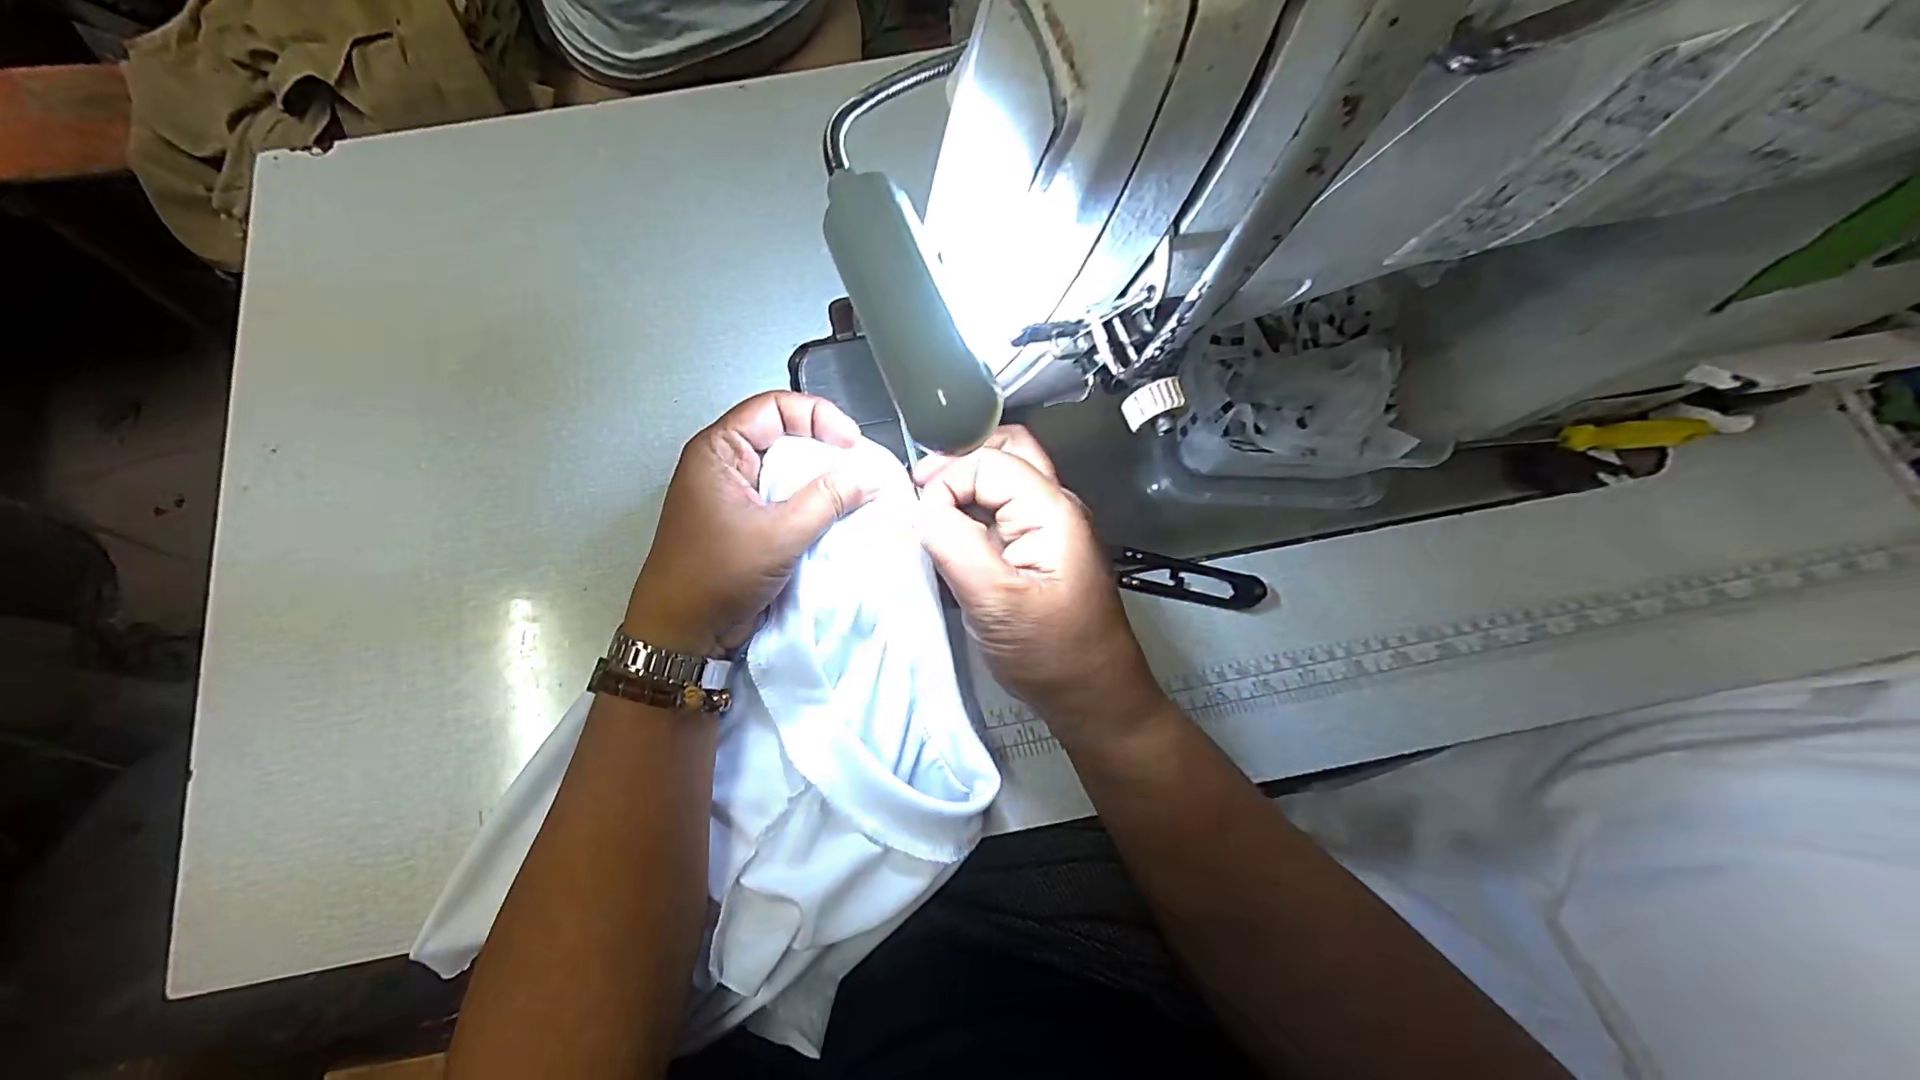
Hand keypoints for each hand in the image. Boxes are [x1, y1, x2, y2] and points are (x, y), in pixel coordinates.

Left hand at [627, 392, 882, 656]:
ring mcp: (738, 495)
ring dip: (823, 480)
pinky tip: (839, 517)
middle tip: (860, 469)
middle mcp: (726, 465)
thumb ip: (826, 500)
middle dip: (826, 449)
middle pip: (785, 436)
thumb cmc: (714, 577)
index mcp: (718, 451)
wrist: (683, 634)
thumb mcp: (778, 534)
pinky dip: (814, 505)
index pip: (775, 408)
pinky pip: (788, 500)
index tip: (852, 444)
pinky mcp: (750, 522)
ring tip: (856, 493)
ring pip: (789, 470)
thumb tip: (868, 475)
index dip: (818, 416)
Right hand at [914, 427, 1164, 734]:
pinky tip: (951, 533)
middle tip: (921, 490)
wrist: (1092, 694)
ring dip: (965, 485)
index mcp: (1052, 511)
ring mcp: (1049, 528)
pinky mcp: (1039, 550)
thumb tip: (924, 507)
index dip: (948, 480)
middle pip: (1006, 452)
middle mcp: (1055, 507)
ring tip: (930, 510)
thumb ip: (954, 544)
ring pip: (1004, 479)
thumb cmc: (1052, 655)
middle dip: (959, 462)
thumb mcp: (995, 601)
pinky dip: (972, 511)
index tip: (922, 516)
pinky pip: (1002, 512)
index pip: (989, 461)